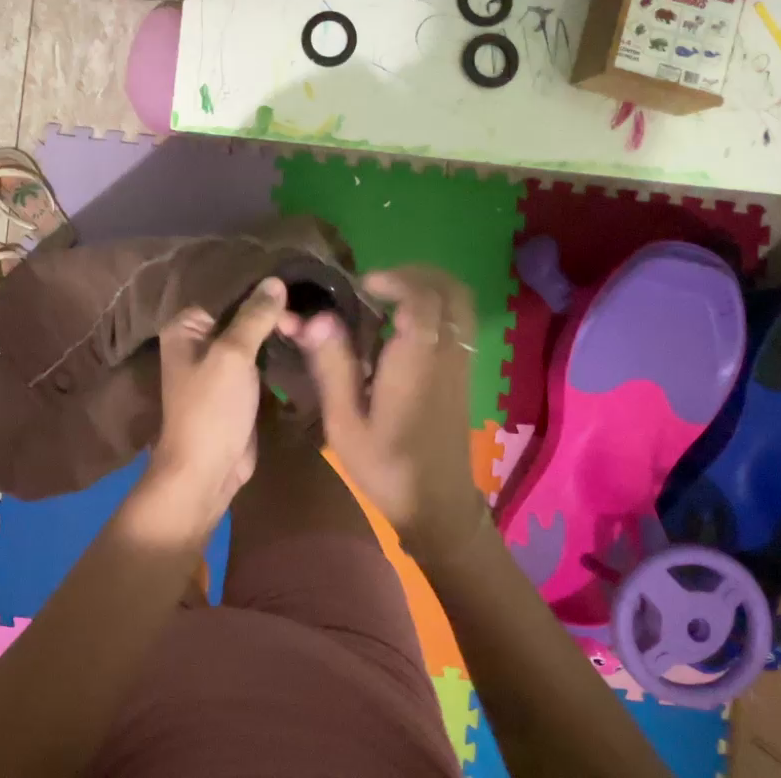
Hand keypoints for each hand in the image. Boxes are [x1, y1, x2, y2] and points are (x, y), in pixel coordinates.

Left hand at [149, 278, 294, 518]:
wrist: (207, 470)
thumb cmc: (211, 408)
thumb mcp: (233, 355)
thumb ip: (254, 316)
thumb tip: (276, 280)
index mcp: (185, 326)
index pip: (225, 291)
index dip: (259, 285)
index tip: (296, 273)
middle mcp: (198, 340)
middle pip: (240, 313)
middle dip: (274, 308)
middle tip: (314, 297)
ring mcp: (219, 364)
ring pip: (253, 337)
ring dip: (280, 329)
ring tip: (317, 311)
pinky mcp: (238, 386)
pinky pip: (261, 359)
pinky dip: (279, 351)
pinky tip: (307, 336)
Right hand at [293, 266, 485, 545]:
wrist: (437, 506)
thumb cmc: (385, 466)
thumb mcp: (345, 422)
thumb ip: (333, 366)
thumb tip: (318, 317)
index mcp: (418, 362)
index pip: (421, 297)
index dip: (393, 279)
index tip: (362, 286)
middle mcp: (446, 354)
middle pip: (452, 291)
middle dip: (416, 274)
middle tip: (377, 284)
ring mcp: (459, 364)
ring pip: (459, 305)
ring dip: (426, 290)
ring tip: (385, 301)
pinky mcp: (461, 375)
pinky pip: (456, 323)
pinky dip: (433, 310)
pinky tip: (398, 330)